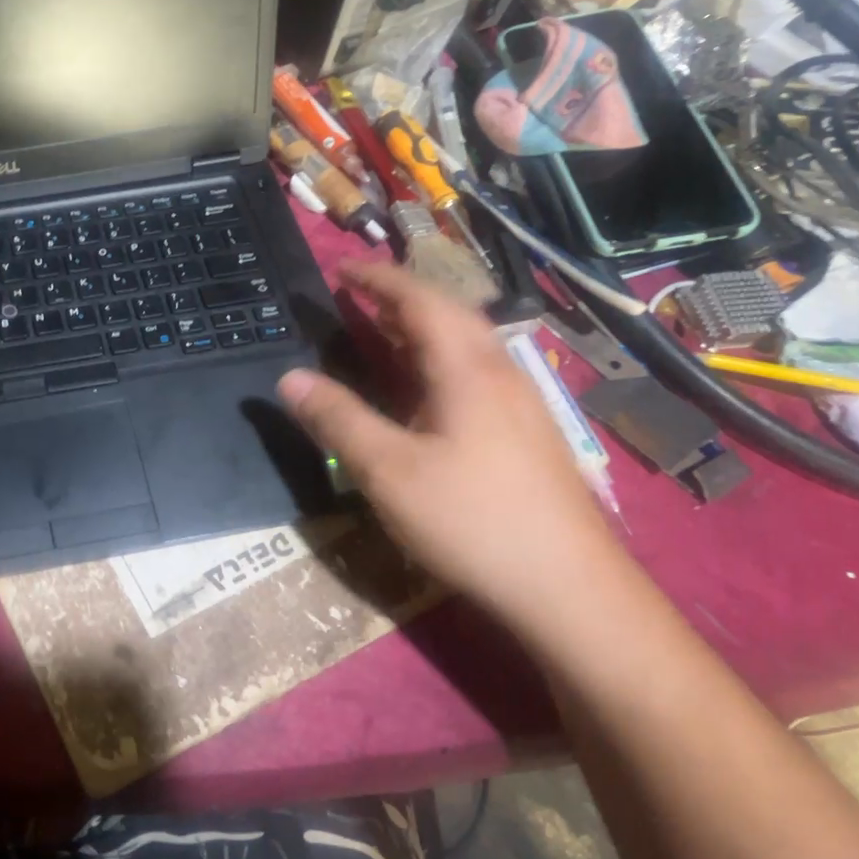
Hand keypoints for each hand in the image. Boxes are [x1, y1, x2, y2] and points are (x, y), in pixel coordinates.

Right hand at [277, 261, 618, 620]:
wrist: (570, 591)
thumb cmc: (473, 520)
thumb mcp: (388, 471)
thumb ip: (338, 419)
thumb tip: (288, 378)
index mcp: (468, 369)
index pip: (421, 301)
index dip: (379, 280)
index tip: (342, 268)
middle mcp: (500, 375)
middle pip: (450, 318)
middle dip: (400, 300)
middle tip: (357, 297)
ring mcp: (519, 407)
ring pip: (465, 348)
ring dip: (420, 332)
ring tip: (380, 334)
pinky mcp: (525, 438)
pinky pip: (474, 377)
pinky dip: (436, 364)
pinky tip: (421, 396)